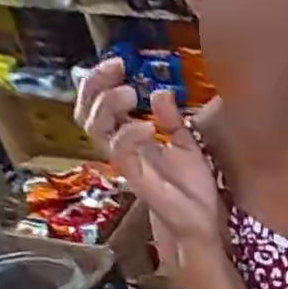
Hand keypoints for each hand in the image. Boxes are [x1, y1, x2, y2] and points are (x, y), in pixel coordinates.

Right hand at [74, 59, 223, 263]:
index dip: (101, 81)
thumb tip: (160, 91)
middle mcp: (122, 150)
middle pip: (86, 112)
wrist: (202, 225)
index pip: (100, 105)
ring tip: (130, 93)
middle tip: (117, 68)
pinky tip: (149, 126)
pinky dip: (129, 133)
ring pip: (94, 128)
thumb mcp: (186, 146)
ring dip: (107, 104)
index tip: (120, 63)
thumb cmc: (192, 191)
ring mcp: (126, 164)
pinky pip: (119, 151)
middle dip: (94, 85)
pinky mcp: (135, 179)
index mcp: (131, 139)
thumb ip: (172, 121)